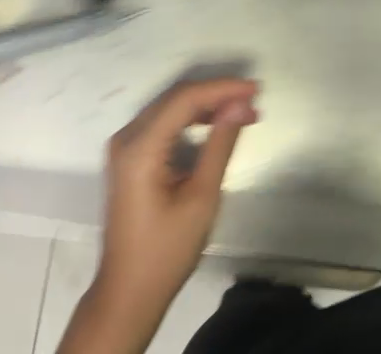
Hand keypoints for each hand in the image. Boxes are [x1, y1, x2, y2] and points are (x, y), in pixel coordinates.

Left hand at [94, 78, 258, 318]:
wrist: (128, 292)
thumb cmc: (167, 251)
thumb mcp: (202, 197)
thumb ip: (220, 145)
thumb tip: (241, 106)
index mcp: (140, 147)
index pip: (184, 99)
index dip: (222, 89)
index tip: (256, 90)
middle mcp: (126, 138)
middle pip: (175, 99)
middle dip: (216, 95)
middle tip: (254, 102)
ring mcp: (124, 147)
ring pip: (169, 109)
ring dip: (205, 106)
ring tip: (243, 112)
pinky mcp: (129, 158)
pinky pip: (162, 125)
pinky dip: (190, 121)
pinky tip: (216, 125)